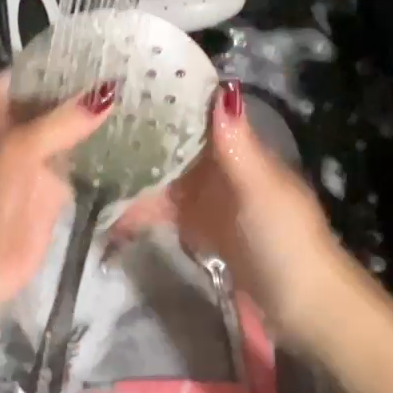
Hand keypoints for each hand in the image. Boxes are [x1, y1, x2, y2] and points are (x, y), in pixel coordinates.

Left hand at [0, 71, 113, 339]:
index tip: (101, 50)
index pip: (23, 75)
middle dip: (82, 91)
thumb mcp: (17, 150)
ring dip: (93, 122)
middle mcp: (4, 132)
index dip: (57, 63)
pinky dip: (98, 154)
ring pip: (63, 134)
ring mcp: (26, 164)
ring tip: (142, 96)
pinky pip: (74, 165)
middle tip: (133, 70)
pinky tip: (133, 138)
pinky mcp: (46, 194)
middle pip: (46, 103)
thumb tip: (110, 91)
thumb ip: (62, 120)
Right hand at [115, 80, 353, 345]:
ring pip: (164, 178)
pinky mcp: (198, 231)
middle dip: (140, 137)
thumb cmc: (284, 239)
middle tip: (89, 127)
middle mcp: (221, 169)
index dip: (167, 100)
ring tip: (88, 167)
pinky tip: (108, 214)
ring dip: (134, 175)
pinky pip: (162, 213)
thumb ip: (236, 144)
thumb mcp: (260, 189)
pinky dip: (139, 212)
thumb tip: (221, 87)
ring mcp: (209, 201)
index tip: (124, 86)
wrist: (304, 306)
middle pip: (176, 145)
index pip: (199, 115)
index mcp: (240, 151)